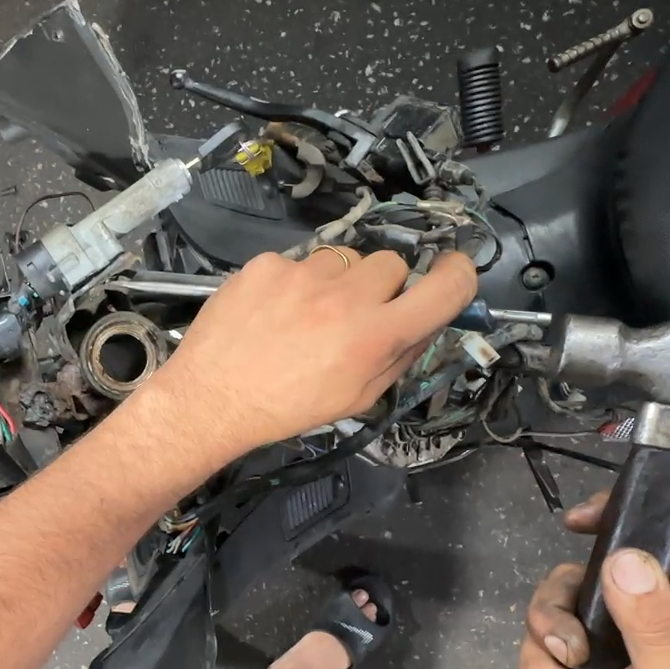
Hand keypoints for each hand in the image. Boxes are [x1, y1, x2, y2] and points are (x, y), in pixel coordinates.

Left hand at [149, 246, 475, 458]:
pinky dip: (290, 282)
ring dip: (334, 282)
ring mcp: (302, 275)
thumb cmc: (287, 408)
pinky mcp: (266, 264)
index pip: (447, 286)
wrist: (211, 399)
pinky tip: (270, 311)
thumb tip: (425, 321)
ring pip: (342, 260)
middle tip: (350, 316)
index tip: (448, 275)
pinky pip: (296, 262)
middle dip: (379, 288)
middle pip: (391, 264)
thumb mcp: (356, 399)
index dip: (458, 276)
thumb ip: (398, 357)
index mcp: (375, 336)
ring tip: (302, 316)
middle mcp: (346, 297)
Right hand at [513, 493, 669, 668]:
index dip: (622, 516)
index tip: (573, 524)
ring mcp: (606, 653)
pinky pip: (533, 664)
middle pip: (579, 579)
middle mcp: (644, 623)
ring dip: (541, 667)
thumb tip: (624, 554)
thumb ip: (653, 624)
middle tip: (567, 656)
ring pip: (546, 623)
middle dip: (554, 617)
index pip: (667, 536)